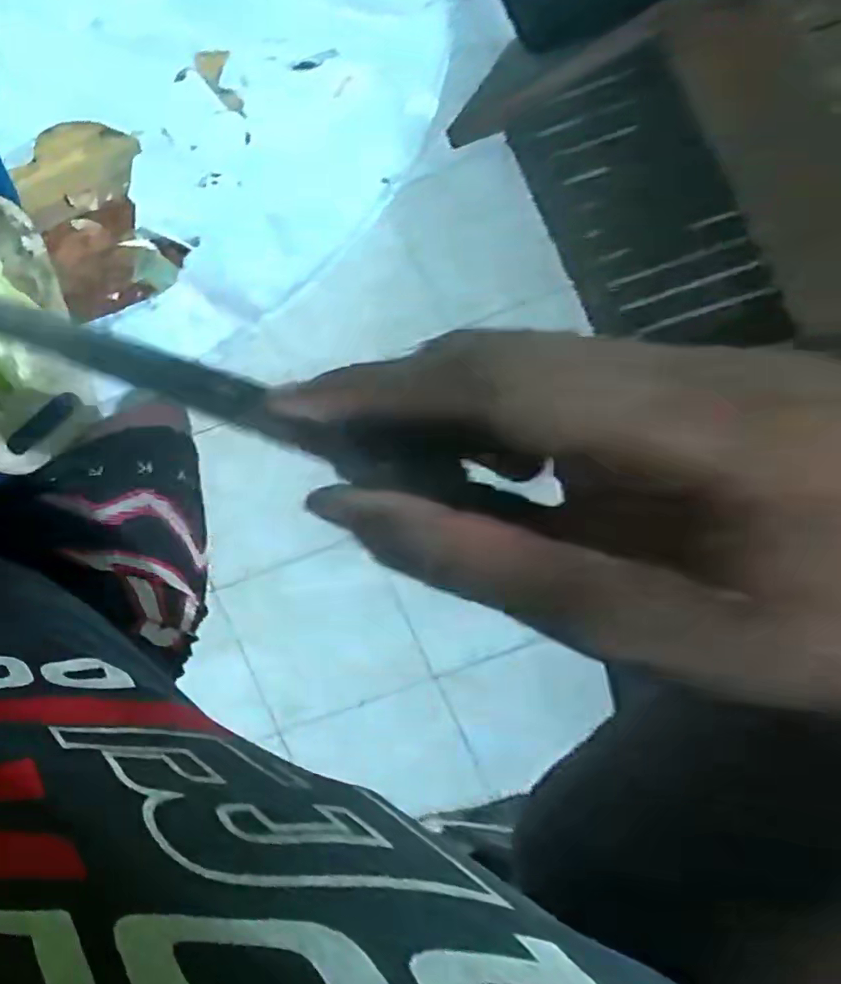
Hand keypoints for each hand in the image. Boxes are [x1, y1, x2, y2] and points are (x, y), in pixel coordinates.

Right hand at [271, 330, 840, 712]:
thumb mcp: (651, 631)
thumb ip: (482, 563)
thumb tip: (340, 504)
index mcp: (697, 432)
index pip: (490, 380)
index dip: (372, 387)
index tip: (279, 406)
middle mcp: (692, 371)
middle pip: (491, 352)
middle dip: (380, 389)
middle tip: (311, 438)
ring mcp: (703, 365)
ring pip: (515, 356)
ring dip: (423, 398)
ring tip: (382, 460)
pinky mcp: (702, 377)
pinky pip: (550, 373)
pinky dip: (474, 407)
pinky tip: (482, 465)